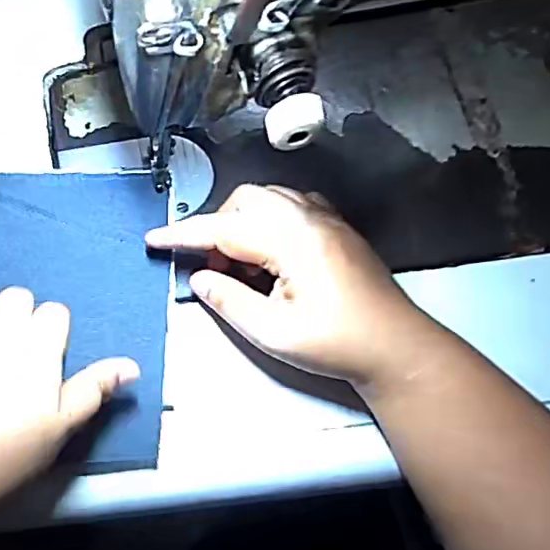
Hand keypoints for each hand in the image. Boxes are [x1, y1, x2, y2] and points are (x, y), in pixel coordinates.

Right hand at [145, 185, 442, 390]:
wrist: (395, 347)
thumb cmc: (338, 343)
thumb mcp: (271, 332)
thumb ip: (229, 300)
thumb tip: (200, 279)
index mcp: (292, 239)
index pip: (223, 228)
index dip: (183, 235)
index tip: (154, 239)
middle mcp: (310, 218)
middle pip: (245, 202)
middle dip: (216, 229)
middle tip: (209, 270)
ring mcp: (326, 221)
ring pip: (267, 201)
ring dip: (241, 226)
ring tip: (239, 269)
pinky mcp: (335, 230)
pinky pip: (290, 209)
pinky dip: (266, 225)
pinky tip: (267, 259)